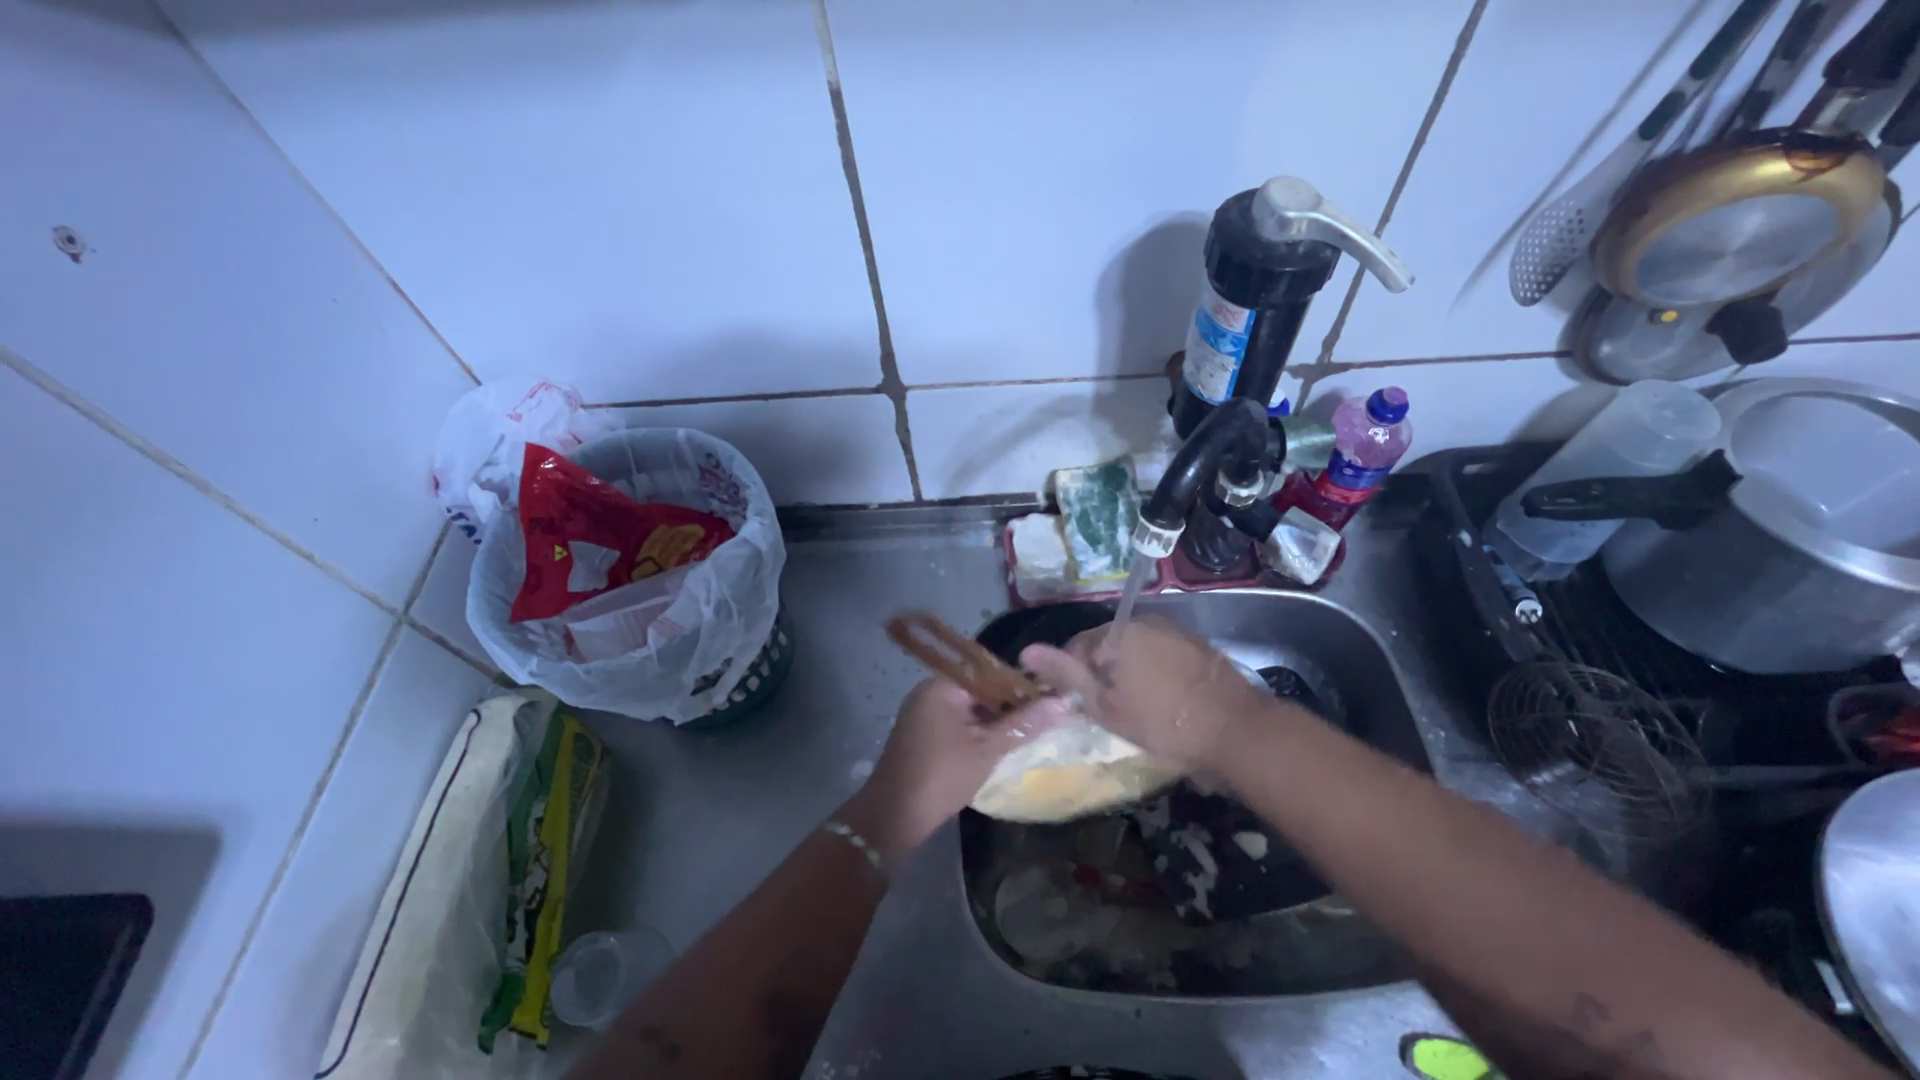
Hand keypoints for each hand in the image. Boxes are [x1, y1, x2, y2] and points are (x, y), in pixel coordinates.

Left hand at [841, 678, 1070, 861]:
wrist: (894, 815)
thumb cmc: (943, 775)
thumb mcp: (989, 748)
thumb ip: (1025, 723)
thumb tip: (1064, 700)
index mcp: (943, 686)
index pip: (990, 673)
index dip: (1022, 686)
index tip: (1050, 700)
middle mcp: (930, 692)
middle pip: (980, 690)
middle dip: (1010, 705)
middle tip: (1045, 719)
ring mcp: (923, 713)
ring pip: (970, 709)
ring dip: (995, 721)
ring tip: (1029, 732)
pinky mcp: (922, 735)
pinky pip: (957, 724)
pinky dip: (978, 732)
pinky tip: (1000, 746)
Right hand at [1019, 616, 1273, 769]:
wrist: (1235, 729)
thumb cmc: (1162, 722)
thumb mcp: (1106, 707)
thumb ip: (1067, 675)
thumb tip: (1026, 650)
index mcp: (1116, 633)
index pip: (1075, 648)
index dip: (1073, 678)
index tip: (1083, 706)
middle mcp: (1143, 621)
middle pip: (1106, 645)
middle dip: (1102, 673)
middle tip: (1110, 710)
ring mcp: (1173, 630)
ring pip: (1135, 648)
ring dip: (1129, 671)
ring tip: (1138, 706)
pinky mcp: (1196, 644)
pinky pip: (1160, 652)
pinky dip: (1155, 671)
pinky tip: (1164, 698)